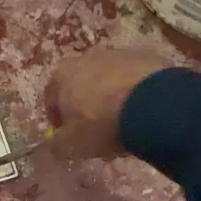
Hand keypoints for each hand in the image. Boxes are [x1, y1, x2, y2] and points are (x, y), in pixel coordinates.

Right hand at [45, 48, 171, 158]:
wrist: (149, 104)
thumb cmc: (100, 124)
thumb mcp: (72, 145)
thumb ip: (57, 145)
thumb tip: (54, 144)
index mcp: (63, 75)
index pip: (51, 97)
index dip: (57, 119)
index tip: (66, 136)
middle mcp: (86, 57)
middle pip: (81, 86)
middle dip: (85, 108)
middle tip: (95, 133)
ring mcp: (117, 54)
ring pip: (107, 81)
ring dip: (110, 100)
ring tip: (121, 125)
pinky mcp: (144, 57)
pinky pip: (131, 80)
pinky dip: (132, 94)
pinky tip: (140, 114)